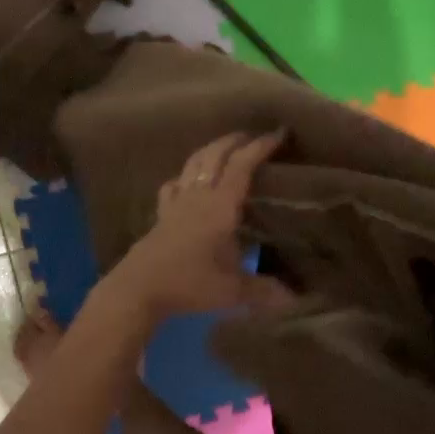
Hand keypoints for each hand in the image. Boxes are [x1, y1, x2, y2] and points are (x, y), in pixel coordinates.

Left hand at [103, 130, 292, 320]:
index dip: (259, 147)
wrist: (139, 287)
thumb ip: (263, 291)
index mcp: (219, 206)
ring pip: (193, 164)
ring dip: (210, 150)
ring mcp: (176, 202)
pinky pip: (174, 184)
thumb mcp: (232, 291)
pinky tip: (187, 182)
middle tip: (252, 136)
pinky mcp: (161, 214)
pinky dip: (184, 176)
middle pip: (214, 156)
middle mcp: (198, 196)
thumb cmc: (189, 283)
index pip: (241, 167)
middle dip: (234, 141)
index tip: (277, 134)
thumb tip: (295, 299)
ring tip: (223, 148)